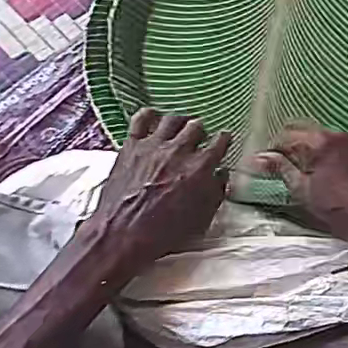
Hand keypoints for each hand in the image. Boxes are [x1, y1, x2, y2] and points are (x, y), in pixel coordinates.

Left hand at [87, 109, 229, 274]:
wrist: (124, 232)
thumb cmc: (164, 231)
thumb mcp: (201, 217)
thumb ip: (215, 192)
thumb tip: (221, 175)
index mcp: (200, 167)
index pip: (220, 142)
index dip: (224, 139)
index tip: (223, 139)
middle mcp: (179, 150)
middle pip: (196, 126)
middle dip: (201, 130)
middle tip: (200, 136)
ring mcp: (153, 145)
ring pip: (172, 119)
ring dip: (180, 121)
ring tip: (180, 126)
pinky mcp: (131, 145)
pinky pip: (141, 119)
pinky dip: (149, 114)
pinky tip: (153, 116)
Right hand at [251, 125, 347, 245]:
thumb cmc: (336, 206)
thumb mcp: (301, 188)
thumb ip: (280, 168)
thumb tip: (259, 159)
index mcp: (318, 141)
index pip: (284, 136)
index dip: (270, 150)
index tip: (262, 163)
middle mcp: (333, 135)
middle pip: (299, 130)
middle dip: (284, 145)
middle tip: (274, 164)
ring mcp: (345, 141)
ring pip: (313, 135)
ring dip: (300, 147)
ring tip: (291, 168)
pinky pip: (326, 142)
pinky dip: (314, 150)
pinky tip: (310, 168)